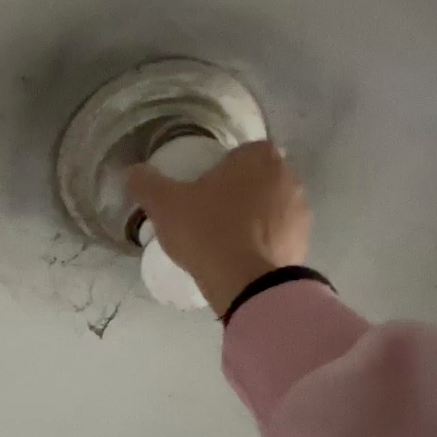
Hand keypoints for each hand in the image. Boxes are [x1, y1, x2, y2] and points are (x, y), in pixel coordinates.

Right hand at [128, 140, 311, 314]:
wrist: (247, 283)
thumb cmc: (206, 231)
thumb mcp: (164, 204)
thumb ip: (146, 182)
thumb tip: (134, 171)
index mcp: (259, 156)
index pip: (238, 153)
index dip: (219, 170)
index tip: (201, 191)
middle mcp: (288, 175)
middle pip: (256, 178)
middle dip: (237, 192)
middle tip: (208, 215)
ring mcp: (301, 210)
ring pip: (269, 206)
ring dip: (252, 217)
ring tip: (223, 240)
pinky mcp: (303, 241)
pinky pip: (277, 234)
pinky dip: (263, 242)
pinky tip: (240, 258)